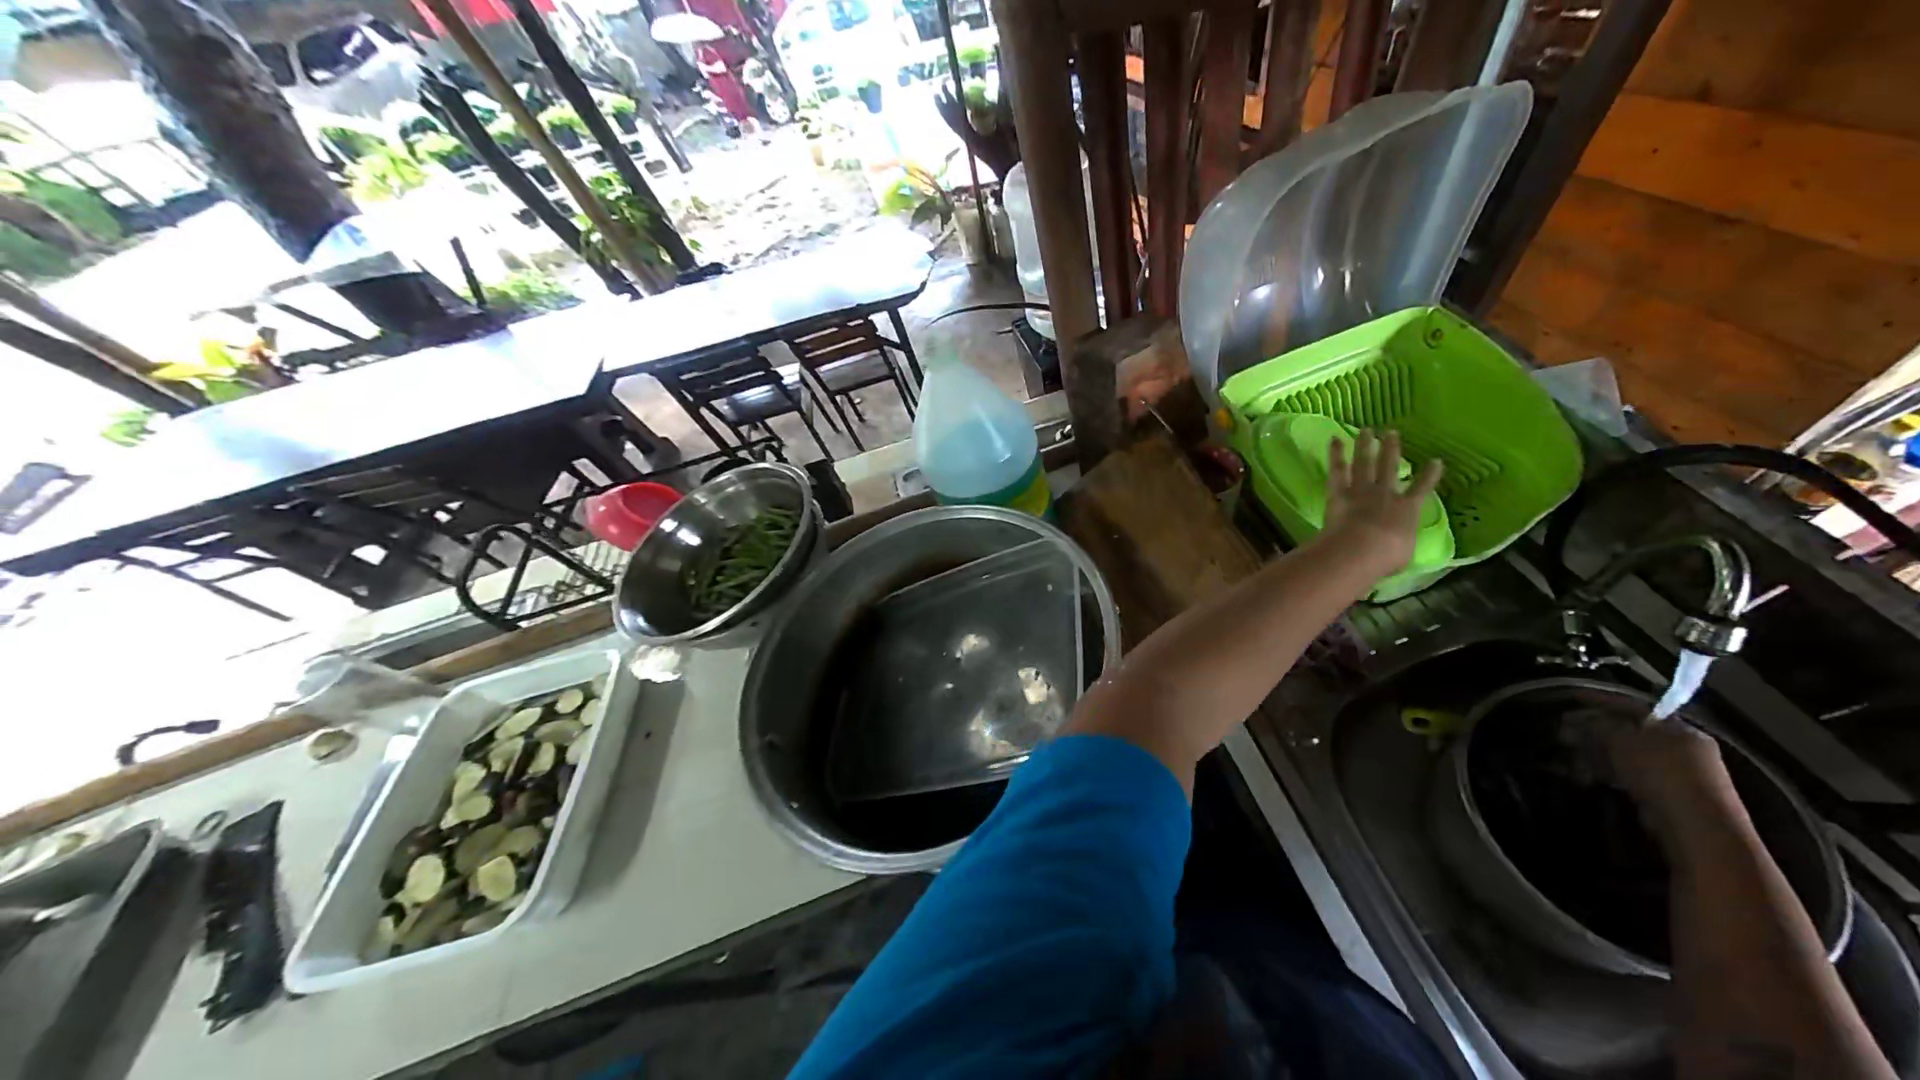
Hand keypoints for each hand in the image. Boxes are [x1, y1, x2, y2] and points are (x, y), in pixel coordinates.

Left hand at [1324, 429, 1444, 576]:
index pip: (1422, 489)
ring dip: (1366, 445)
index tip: (1436, 461)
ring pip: (1365, 462)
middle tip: (1392, 432)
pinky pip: (1337, 470)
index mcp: (1407, 509)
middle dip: (1392, 449)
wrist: (1359, 549)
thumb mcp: (1403, 553)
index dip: (1430, 475)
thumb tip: (1399, 546)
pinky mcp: (1338, 493)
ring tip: (1367, 430)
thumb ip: (1401, 543)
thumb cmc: (1386, 556)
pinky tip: (1335, 439)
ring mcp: (1361, 490)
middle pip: (1389, 466)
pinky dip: (1336, 454)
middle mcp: (1385, 494)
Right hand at [1561, 710, 1747, 849]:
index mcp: (1678, 729)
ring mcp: (1672, 772)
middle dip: (1591, 730)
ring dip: (1594, 754)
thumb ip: (1599, 725)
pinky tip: (1585, 777)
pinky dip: (1606, 773)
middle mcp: (1679, 747)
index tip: (1570, 696)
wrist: (1697, 828)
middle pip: (1626, 731)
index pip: (1633, 706)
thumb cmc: (1662, 774)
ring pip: (1624, 754)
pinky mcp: (1663, 794)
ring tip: (1567, 759)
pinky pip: (1628, 774)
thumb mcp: (1624, 741)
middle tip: (1561, 733)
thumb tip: (1576, 721)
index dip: (1600, 699)